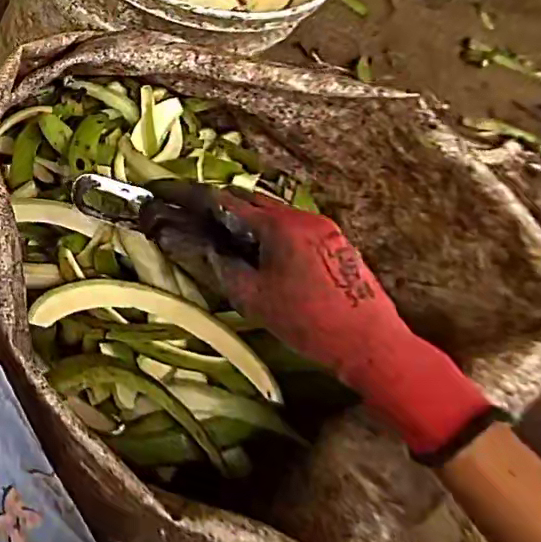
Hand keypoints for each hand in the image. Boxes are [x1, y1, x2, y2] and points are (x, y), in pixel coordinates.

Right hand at [141, 182, 496, 460]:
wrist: (379, 351)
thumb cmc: (308, 323)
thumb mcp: (249, 295)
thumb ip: (216, 261)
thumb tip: (185, 240)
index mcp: (280, 226)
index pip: (222, 200)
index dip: (186, 195)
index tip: (161, 190)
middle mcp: (303, 218)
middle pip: (247, 198)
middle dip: (214, 203)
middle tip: (187, 212)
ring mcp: (324, 229)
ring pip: (270, 211)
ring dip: (242, 216)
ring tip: (219, 232)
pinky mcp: (336, 243)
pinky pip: (289, 224)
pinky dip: (265, 228)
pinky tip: (255, 248)